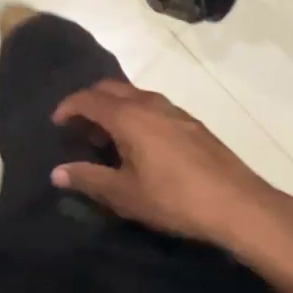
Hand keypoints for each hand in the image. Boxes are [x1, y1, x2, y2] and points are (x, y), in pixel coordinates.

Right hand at [49, 80, 289, 249]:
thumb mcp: (125, 195)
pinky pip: (152, 105)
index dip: (68, 107)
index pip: (88, 99)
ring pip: (134, 95)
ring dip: (114, 107)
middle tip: (79, 129)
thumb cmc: (174, 198)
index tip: (56, 123)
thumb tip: (57, 172)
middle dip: (90, 102)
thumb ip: (88, 179)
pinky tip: (140, 143)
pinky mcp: (191, 122)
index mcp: (128, 116)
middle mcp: (149, 103)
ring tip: (107, 137)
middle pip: (110, 89)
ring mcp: (173, 109)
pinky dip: (135, 113)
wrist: (237, 203)